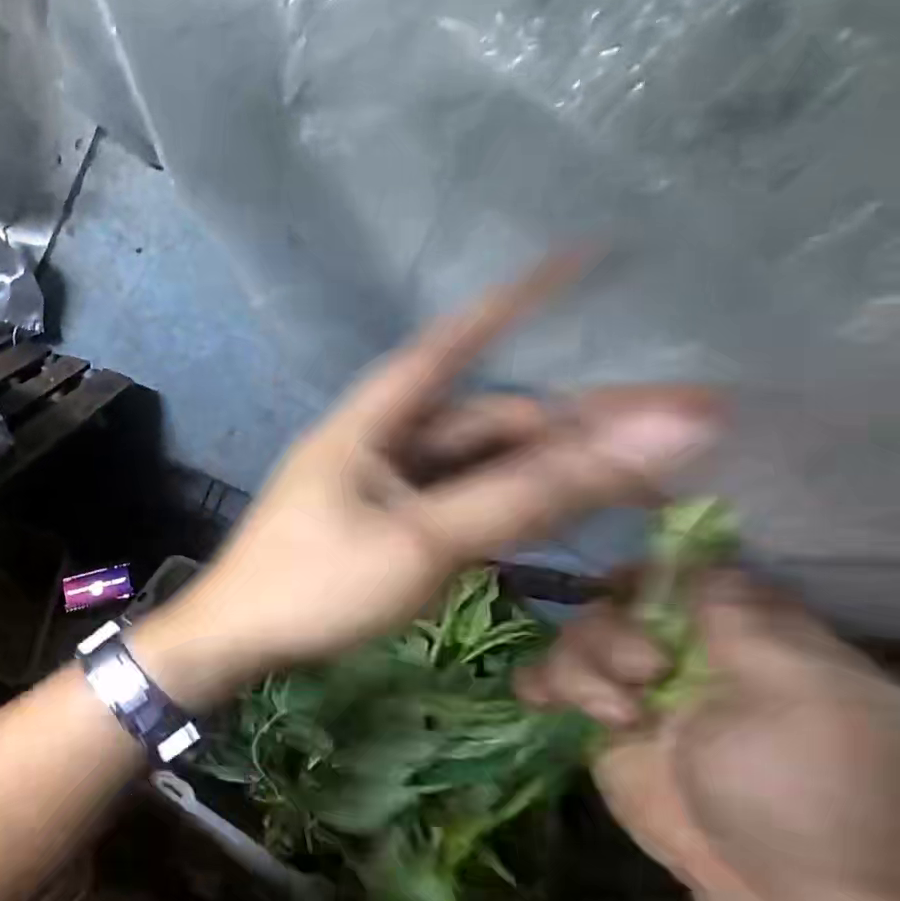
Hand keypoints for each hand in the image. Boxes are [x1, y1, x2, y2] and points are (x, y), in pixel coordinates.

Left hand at [132, 255, 720, 707]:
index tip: (573, 261)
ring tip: (630, 480)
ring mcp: (362, 490)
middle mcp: (362, 448)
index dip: (505, 308)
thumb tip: (665, 429)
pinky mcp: (364, 527)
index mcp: (360, 431)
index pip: (440, 351)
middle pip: (469, 420)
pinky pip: (440, 501)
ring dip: (533, 468)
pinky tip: (547, 515)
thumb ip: (533, 491)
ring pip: (460, 464)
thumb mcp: (424, 539)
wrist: (232, 639)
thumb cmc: (313, 586)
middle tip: (667, 433)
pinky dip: (493, 502)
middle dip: (557, 424)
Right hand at [514, 572, 899, 900]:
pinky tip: (548, 706)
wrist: (775, 884)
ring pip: (573, 640)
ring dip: (578, 668)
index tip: (620, 578)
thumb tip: (700, 557)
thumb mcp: (798, 697)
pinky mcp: (596, 722)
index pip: (695, 578)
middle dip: (612, 633)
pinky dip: (538, 684)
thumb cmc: (805, 786)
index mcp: (755, 641)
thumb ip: (745, 623)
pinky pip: (544, 680)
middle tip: (642, 674)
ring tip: (612, 716)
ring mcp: (639, 690)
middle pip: (618, 605)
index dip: (654, 570)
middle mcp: (692, 656)